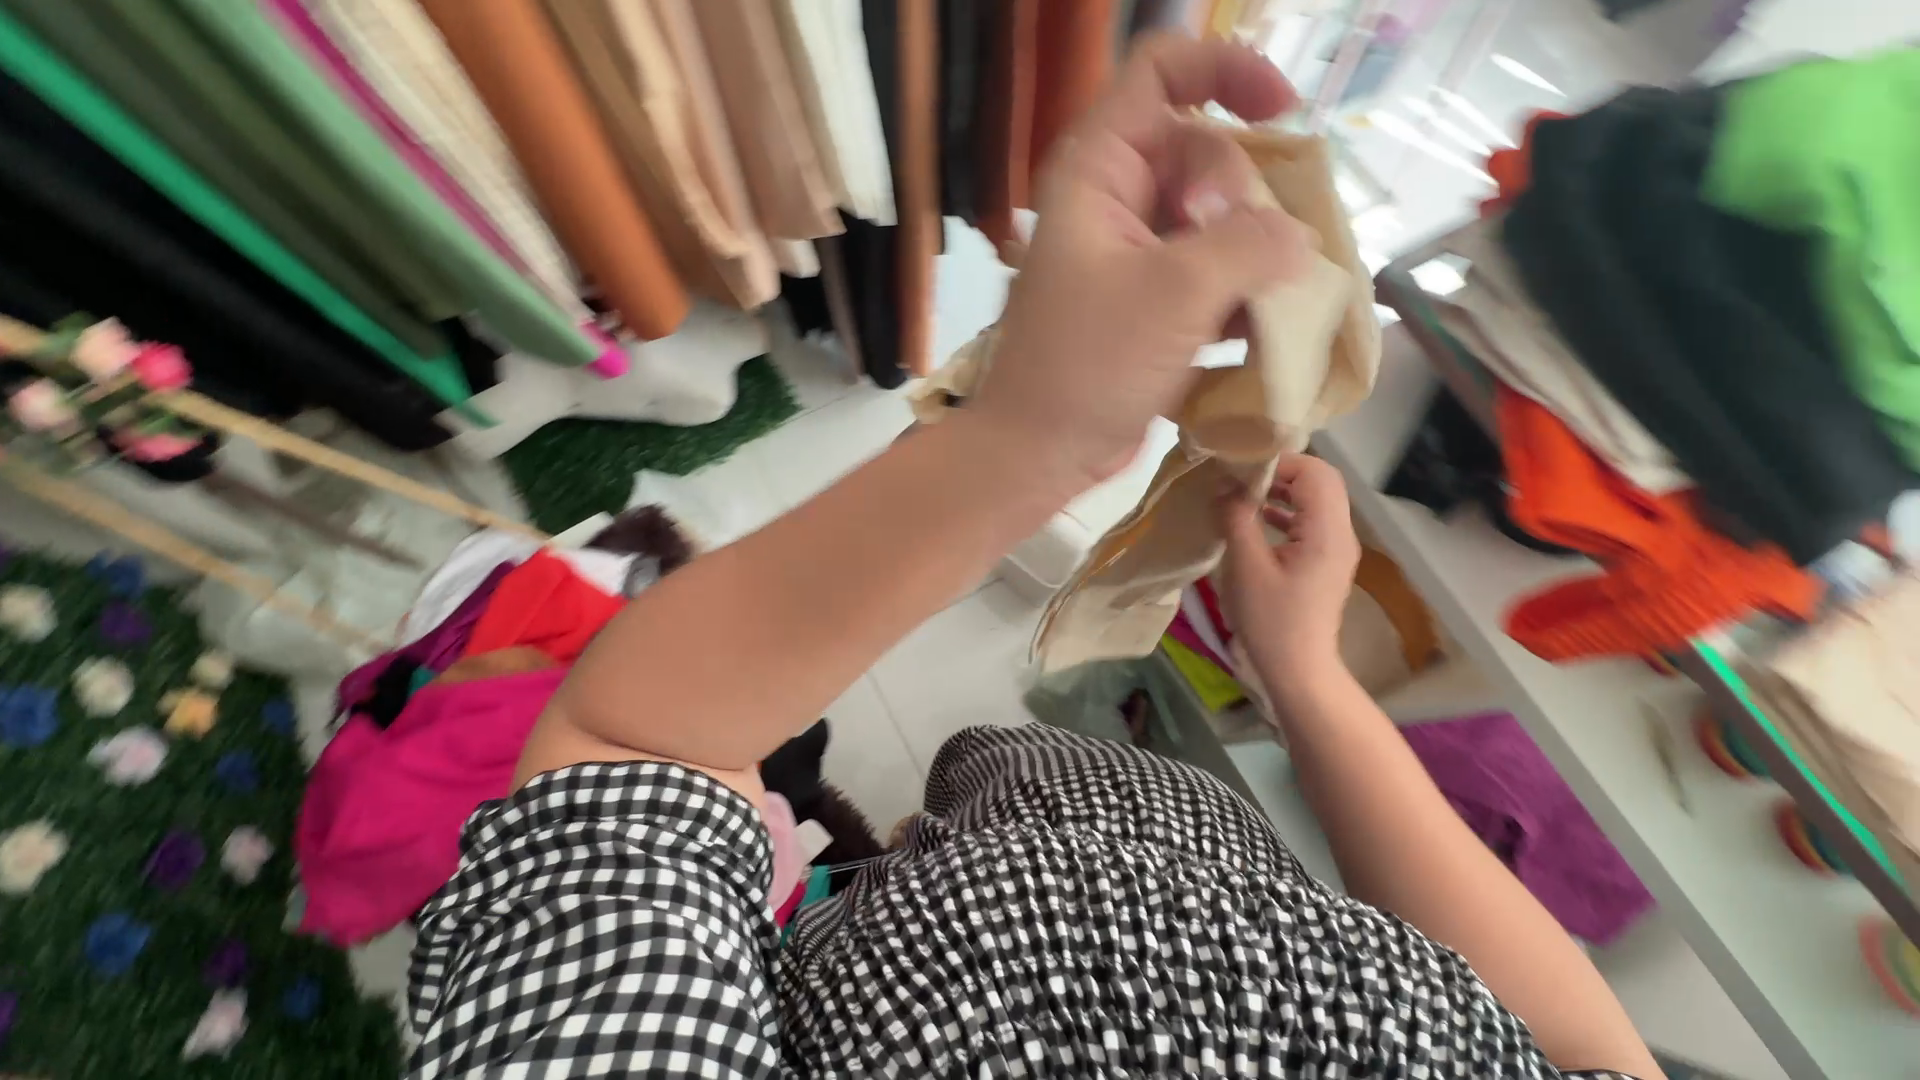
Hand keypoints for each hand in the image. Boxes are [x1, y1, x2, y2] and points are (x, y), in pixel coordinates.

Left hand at [968, 34, 1317, 501]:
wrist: (1041, 452)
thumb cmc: (1089, 365)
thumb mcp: (1175, 292)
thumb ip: (1249, 244)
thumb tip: (1297, 235)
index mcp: (1098, 171)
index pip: (1161, 73)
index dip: (1226, 72)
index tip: (1282, 112)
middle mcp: (1115, 202)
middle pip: (1203, 153)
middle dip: (1241, 196)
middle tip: (1248, 257)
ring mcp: (1133, 258)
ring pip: (1213, 221)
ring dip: (1252, 251)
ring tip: (1269, 296)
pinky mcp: (1149, 307)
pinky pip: (1209, 276)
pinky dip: (1239, 294)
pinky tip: (1261, 329)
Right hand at [1217, 455, 1359, 683]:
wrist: (1298, 670)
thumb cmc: (1271, 621)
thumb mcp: (1246, 568)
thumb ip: (1237, 518)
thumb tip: (1225, 483)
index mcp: (1327, 532)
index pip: (1315, 472)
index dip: (1279, 462)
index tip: (1239, 468)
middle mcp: (1340, 534)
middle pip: (1320, 481)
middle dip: (1281, 472)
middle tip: (1240, 477)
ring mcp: (1336, 549)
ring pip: (1316, 500)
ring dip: (1282, 491)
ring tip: (1243, 493)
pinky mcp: (1324, 562)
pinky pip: (1310, 521)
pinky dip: (1285, 512)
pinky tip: (1255, 519)